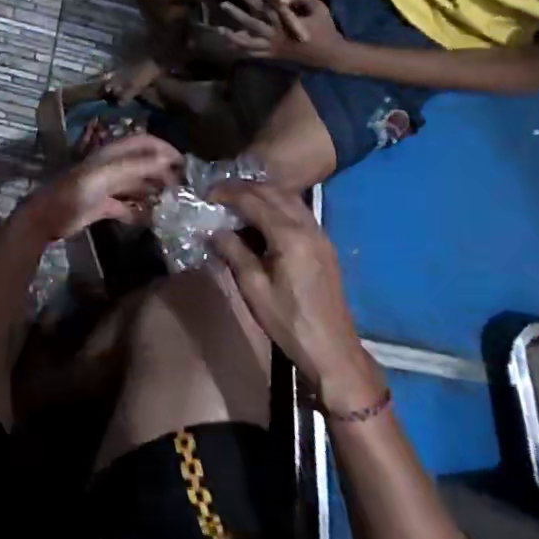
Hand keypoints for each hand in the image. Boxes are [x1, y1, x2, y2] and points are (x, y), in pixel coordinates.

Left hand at [14, 134, 180, 242]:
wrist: (44, 219)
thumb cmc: (71, 194)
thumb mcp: (103, 177)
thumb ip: (133, 167)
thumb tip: (165, 159)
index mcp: (110, 155)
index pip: (143, 142)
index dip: (164, 147)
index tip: (184, 162)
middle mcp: (111, 167)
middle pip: (142, 164)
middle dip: (163, 172)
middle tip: (183, 187)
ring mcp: (106, 186)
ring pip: (136, 184)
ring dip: (153, 191)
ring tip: (173, 203)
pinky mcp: (101, 206)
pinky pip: (126, 205)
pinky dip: (139, 210)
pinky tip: (151, 219)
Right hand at [209, 183, 384, 414]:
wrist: (332, 350)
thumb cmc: (289, 323)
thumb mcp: (254, 288)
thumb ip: (234, 252)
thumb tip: (214, 230)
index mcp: (289, 236)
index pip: (254, 200)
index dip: (227, 194)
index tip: (205, 194)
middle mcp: (307, 226)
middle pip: (273, 192)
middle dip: (244, 188)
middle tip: (218, 193)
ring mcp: (320, 233)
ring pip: (289, 198)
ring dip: (262, 193)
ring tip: (236, 201)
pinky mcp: (324, 244)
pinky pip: (298, 211)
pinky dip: (277, 205)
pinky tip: (261, 218)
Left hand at [218, 0, 345, 66]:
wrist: (330, 55)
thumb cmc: (326, 30)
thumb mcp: (319, 8)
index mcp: (285, 24)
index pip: (265, 9)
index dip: (251, 0)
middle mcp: (275, 36)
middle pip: (251, 24)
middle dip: (236, 15)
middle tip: (223, 5)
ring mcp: (274, 48)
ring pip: (249, 43)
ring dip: (233, 36)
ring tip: (219, 30)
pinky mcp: (274, 56)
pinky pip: (255, 54)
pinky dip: (242, 51)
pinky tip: (231, 47)